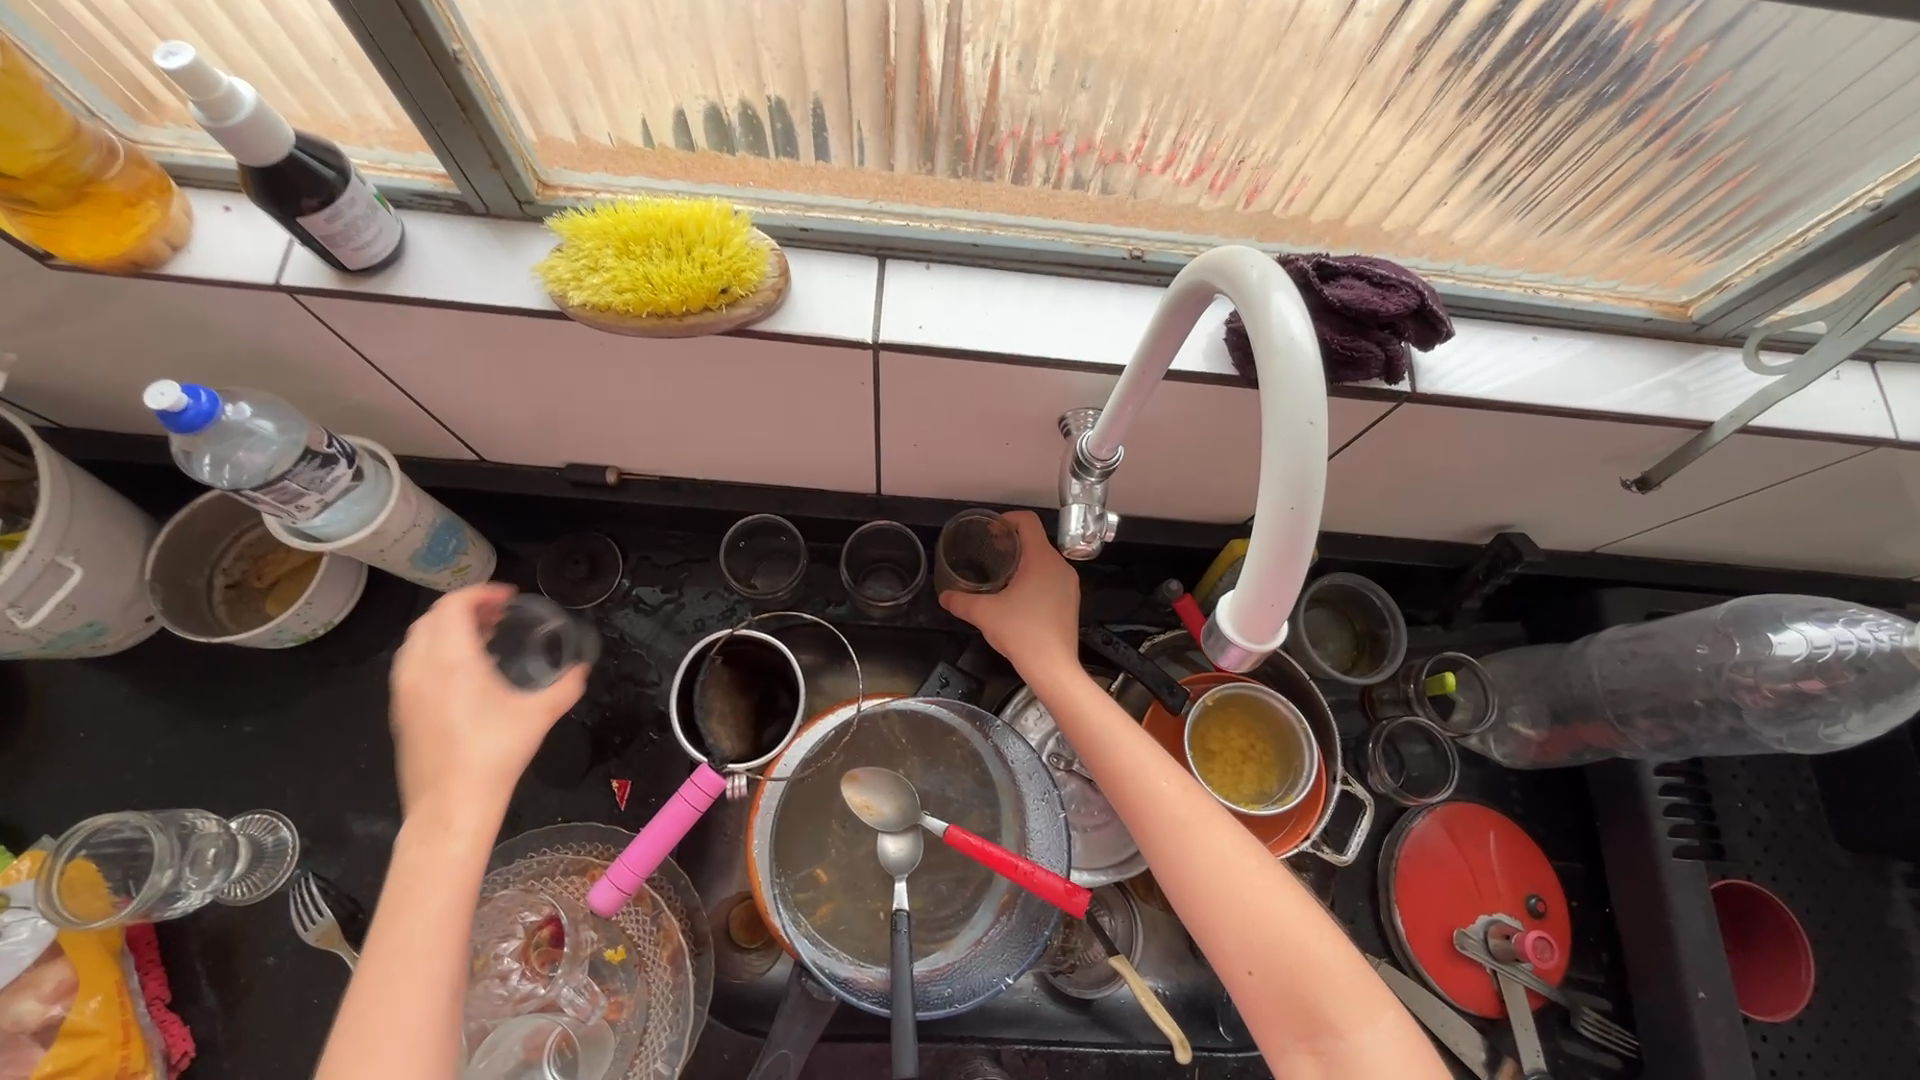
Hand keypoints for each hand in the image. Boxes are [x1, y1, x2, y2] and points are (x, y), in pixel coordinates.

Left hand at [389, 583, 586, 818]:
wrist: (450, 804)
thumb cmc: (495, 754)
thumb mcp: (540, 715)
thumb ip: (565, 686)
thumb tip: (581, 670)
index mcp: (453, 661)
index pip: (453, 606)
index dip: (480, 592)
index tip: (508, 597)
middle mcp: (421, 668)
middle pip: (431, 618)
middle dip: (464, 608)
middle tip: (498, 615)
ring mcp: (405, 690)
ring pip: (416, 640)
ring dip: (446, 629)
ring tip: (481, 639)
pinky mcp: (400, 710)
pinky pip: (411, 664)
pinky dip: (434, 652)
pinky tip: (463, 673)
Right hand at [939, 511, 1080, 678]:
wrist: (1053, 667)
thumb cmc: (1022, 634)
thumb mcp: (984, 614)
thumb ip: (961, 601)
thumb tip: (945, 597)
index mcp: (1041, 559)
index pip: (1029, 522)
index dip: (1008, 519)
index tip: (993, 529)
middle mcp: (1060, 567)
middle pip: (1037, 541)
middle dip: (1013, 542)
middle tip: (992, 551)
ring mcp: (1069, 585)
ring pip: (1045, 561)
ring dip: (1025, 561)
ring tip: (1003, 574)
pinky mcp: (1071, 601)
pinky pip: (1052, 578)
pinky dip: (1036, 578)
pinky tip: (1018, 595)